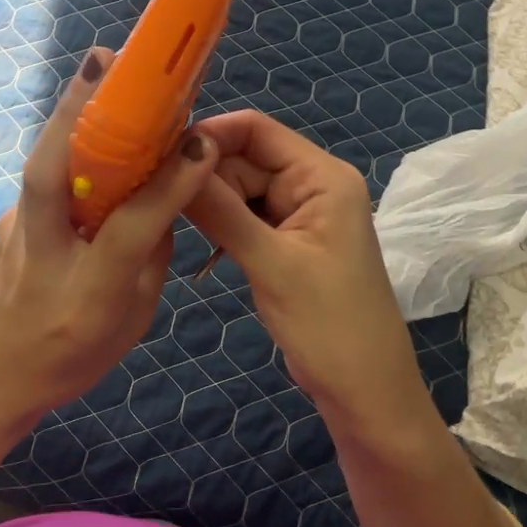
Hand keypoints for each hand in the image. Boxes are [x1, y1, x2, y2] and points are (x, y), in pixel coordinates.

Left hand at [0, 47, 219, 429]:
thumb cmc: (68, 358)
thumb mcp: (130, 322)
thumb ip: (150, 258)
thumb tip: (165, 197)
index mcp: (89, 292)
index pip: (131, 226)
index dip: (166, 184)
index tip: (199, 140)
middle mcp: (45, 251)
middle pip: (52, 173)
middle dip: (77, 112)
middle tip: (105, 60)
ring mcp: (15, 231)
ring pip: (42, 165)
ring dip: (68, 115)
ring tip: (98, 71)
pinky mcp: (5, 221)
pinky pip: (42, 178)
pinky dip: (64, 147)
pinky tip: (85, 133)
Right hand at [185, 111, 429, 423]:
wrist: (365, 397)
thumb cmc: (330, 327)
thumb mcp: (271, 264)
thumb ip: (221, 209)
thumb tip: (174, 158)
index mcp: (322, 177)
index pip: (256, 130)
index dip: (210, 133)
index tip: (163, 154)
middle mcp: (311, 184)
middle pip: (242, 156)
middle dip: (205, 174)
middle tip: (161, 198)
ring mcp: (297, 213)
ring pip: (237, 185)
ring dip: (208, 200)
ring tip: (172, 217)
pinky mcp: (284, 239)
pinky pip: (242, 212)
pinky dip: (219, 221)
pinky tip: (196, 236)